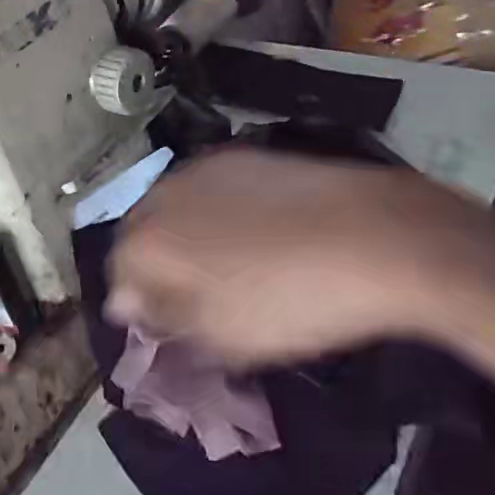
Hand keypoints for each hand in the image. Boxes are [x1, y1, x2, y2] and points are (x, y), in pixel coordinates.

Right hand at [108, 148, 494, 368]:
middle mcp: (158, 198)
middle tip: (193, 294)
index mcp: (145, 243)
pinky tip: (254, 232)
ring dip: (184, 236)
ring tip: (226, 262)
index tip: (165, 325)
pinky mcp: (238, 156)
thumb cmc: (293, 301)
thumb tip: (128, 307)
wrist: (377, 237)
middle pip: (139, 237)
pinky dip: (215, 212)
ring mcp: (198, 172)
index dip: (138, 303)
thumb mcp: (223, 338)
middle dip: (157, 265)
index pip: (117, 276)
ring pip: (173, 210)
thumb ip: (165, 322)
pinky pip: (207, 191)